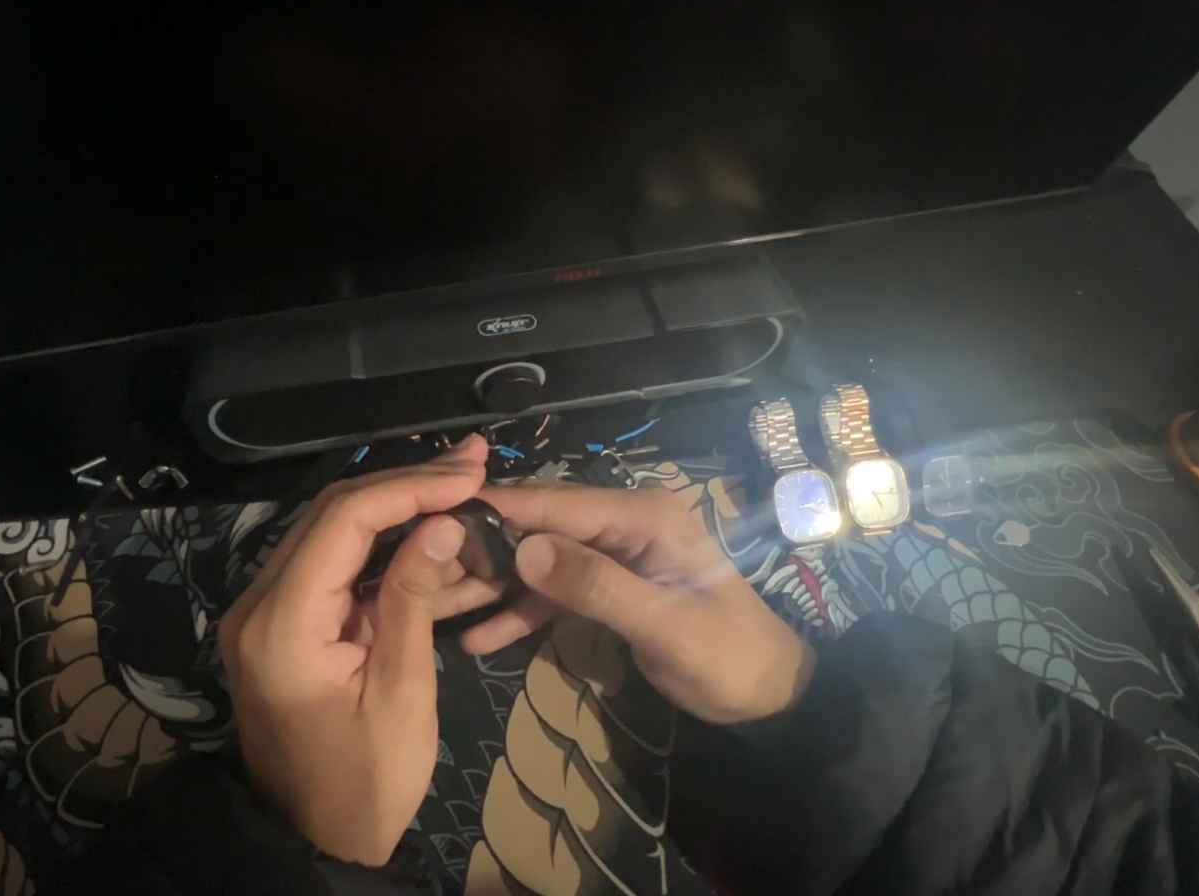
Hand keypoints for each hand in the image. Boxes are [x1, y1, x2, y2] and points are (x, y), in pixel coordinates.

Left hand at [219, 437, 504, 864]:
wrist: (314, 841)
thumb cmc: (365, 782)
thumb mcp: (403, 693)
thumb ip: (415, 598)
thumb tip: (444, 521)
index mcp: (282, 624)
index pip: (345, 520)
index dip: (410, 487)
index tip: (470, 474)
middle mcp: (261, 602)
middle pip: (337, 512)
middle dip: (410, 482)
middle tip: (474, 461)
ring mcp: (270, 608)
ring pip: (340, 529)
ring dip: (404, 505)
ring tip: (466, 483)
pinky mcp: (288, 618)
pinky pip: (341, 563)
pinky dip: (391, 545)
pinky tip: (439, 534)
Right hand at [460, 484, 814, 725]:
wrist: (767, 695)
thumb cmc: (727, 656)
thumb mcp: (666, 626)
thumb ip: (598, 586)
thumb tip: (525, 550)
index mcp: (642, 515)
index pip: (559, 503)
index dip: (502, 509)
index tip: (441, 516)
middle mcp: (623, 521)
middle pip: (542, 525)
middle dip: (489, 547)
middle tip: (431, 568)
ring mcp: (613, 551)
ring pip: (541, 558)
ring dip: (499, 584)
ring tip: (443, 602)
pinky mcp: (606, 581)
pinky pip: (555, 589)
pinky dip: (522, 611)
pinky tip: (481, 636)